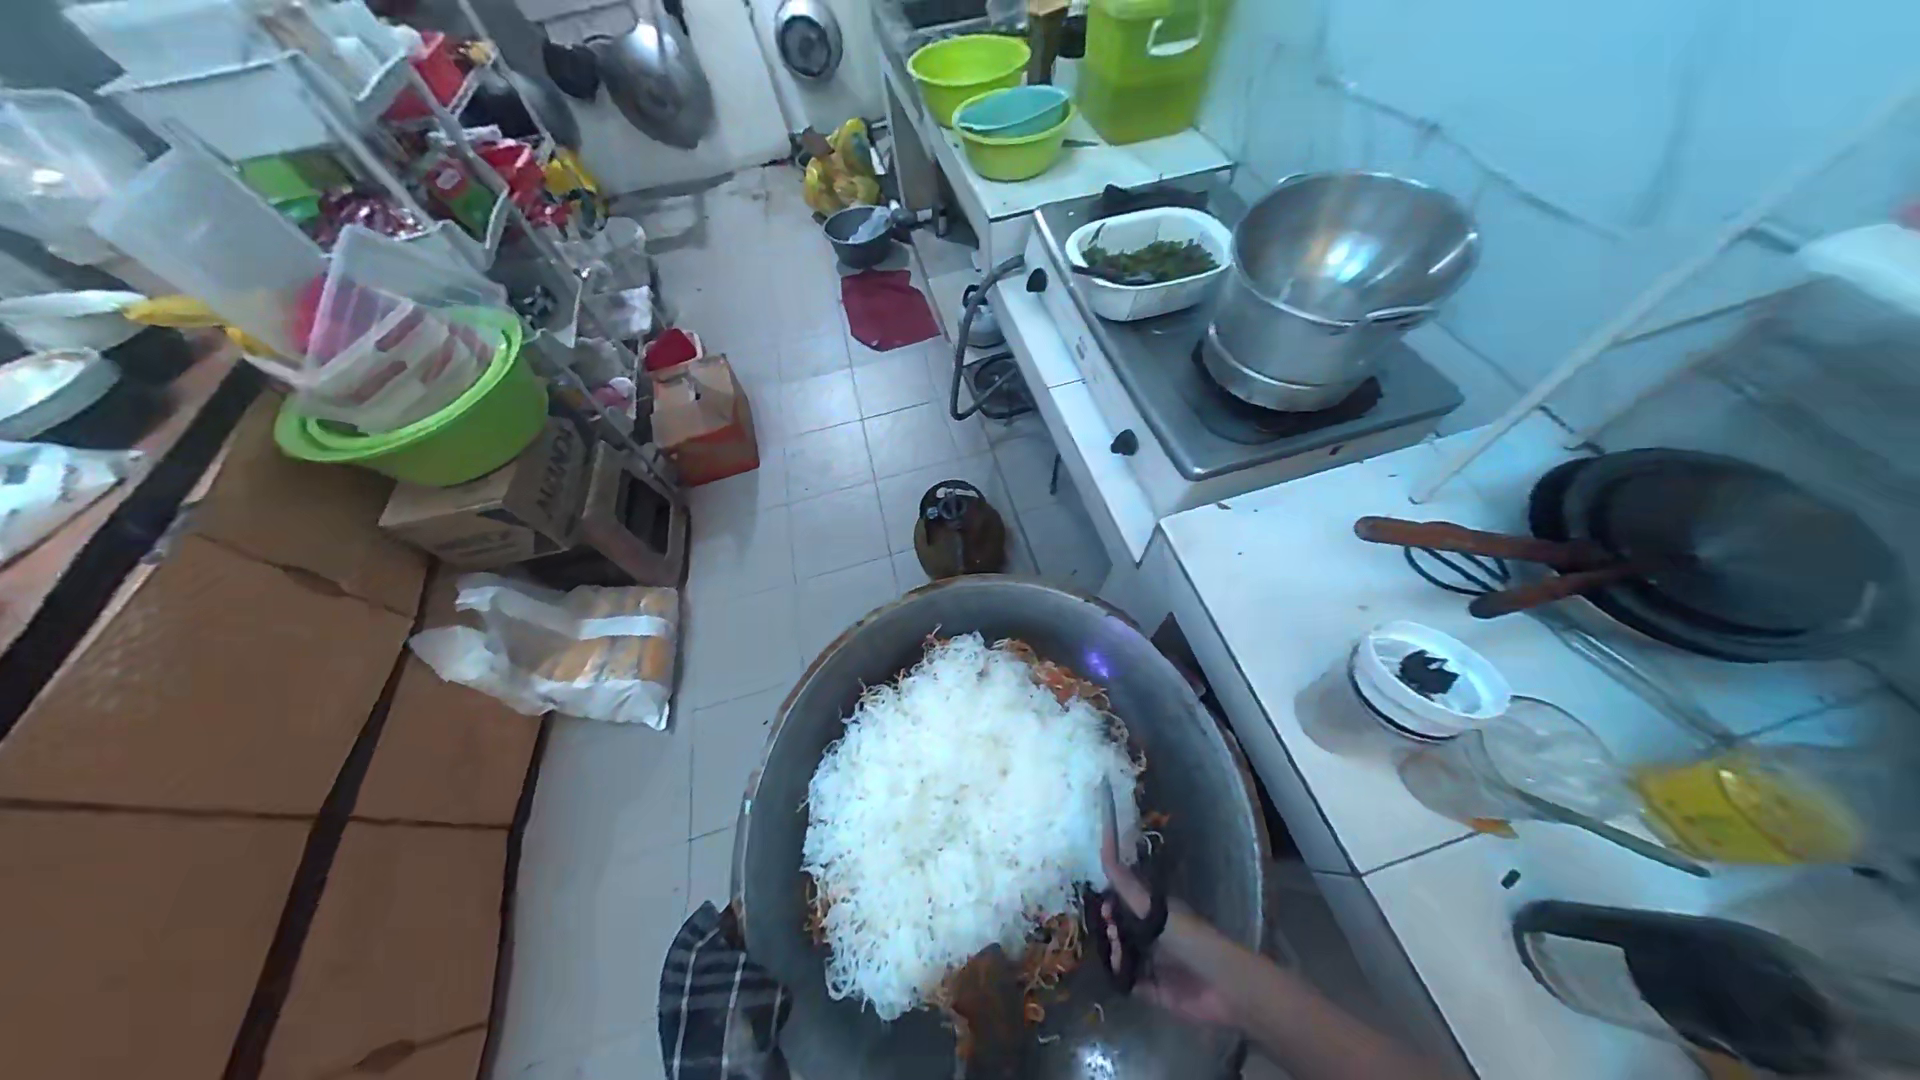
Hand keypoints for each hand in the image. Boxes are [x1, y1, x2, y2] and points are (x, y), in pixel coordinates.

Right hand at [1099, 826, 1242, 1029]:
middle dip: (1109, 926)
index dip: (1111, 901)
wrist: (1223, 986)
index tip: (1101, 904)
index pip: (1126, 901)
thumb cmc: (1193, 939)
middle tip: (1107, 927)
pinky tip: (1119, 971)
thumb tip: (1106, 846)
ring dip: (1114, 950)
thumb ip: (1129, 886)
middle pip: (1121, 928)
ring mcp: (1154, 963)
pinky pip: (1130, 982)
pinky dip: (1121, 976)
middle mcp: (1154, 935)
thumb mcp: (1157, 909)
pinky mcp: (1155, 990)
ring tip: (1116, 949)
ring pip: (1123, 953)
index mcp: (1157, 913)